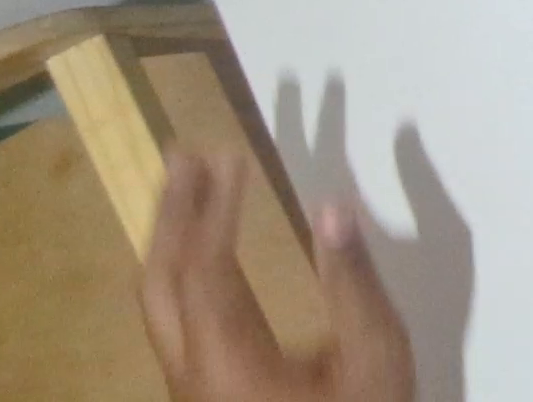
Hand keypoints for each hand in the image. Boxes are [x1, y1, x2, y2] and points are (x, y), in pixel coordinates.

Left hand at [140, 151, 416, 401]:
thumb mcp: (374, 348)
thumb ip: (351, 279)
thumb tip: (332, 207)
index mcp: (231, 363)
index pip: (208, 273)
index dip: (215, 211)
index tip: (233, 156)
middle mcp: (192, 373)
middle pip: (160, 286)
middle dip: (171, 215)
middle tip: (185, 154)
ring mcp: (192, 381)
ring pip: (158, 301)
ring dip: (171, 235)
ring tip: (189, 184)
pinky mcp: (205, 382)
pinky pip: (175, 311)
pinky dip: (183, 262)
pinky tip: (201, 242)